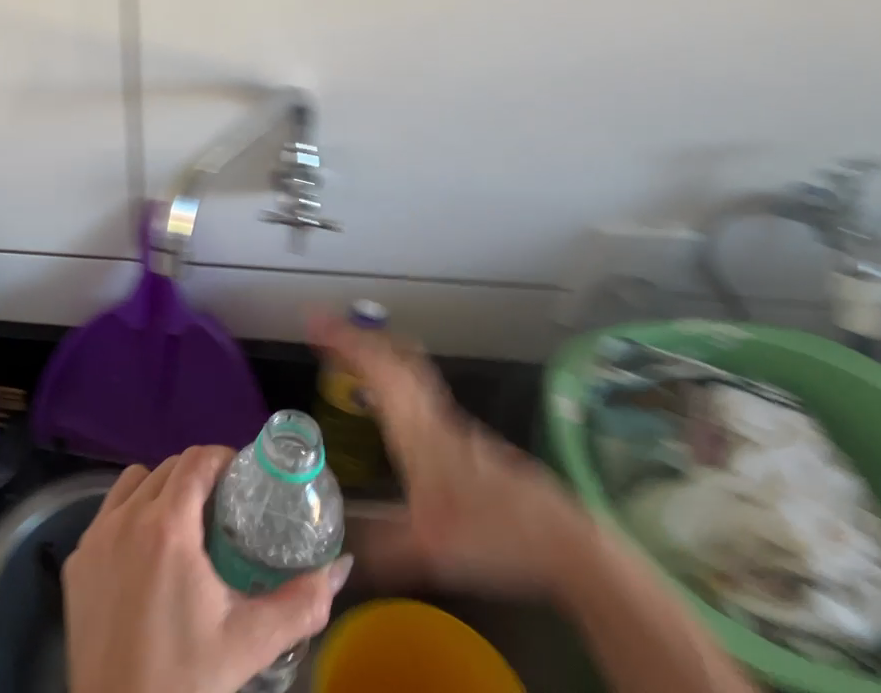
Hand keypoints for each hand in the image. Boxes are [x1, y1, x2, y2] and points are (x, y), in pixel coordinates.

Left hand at [63, 445, 353, 692]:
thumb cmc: (185, 676)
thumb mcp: (251, 641)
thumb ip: (302, 602)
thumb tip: (338, 569)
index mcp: (167, 528)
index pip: (195, 461)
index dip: (222, 458)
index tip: (242, 477)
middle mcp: (124, 520)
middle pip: (165, 468)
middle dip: (196, 476)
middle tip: (223, 506)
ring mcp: (94, 539)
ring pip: (130, 484)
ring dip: (159, 489)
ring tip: (184, 523)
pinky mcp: (75, 562)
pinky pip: (105, 515)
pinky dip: (128, 516)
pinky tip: (146, 554)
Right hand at [311, 313, 596, 602]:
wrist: (565, 542)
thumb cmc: (496, 537)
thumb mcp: (430, 550)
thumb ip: (383, 549)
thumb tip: (342, 559)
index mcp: (418, 434)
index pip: (377, 372)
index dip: (344, 342)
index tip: (315, 322)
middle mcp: (436, 420)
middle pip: (397, 360)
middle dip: (358, 338)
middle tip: (325, 330)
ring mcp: (457, 428)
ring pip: (413, 374)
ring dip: (380, 355)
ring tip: (351, 355)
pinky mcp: (472, 443)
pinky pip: (423, 394)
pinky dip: (397, 379)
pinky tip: (392, 405)